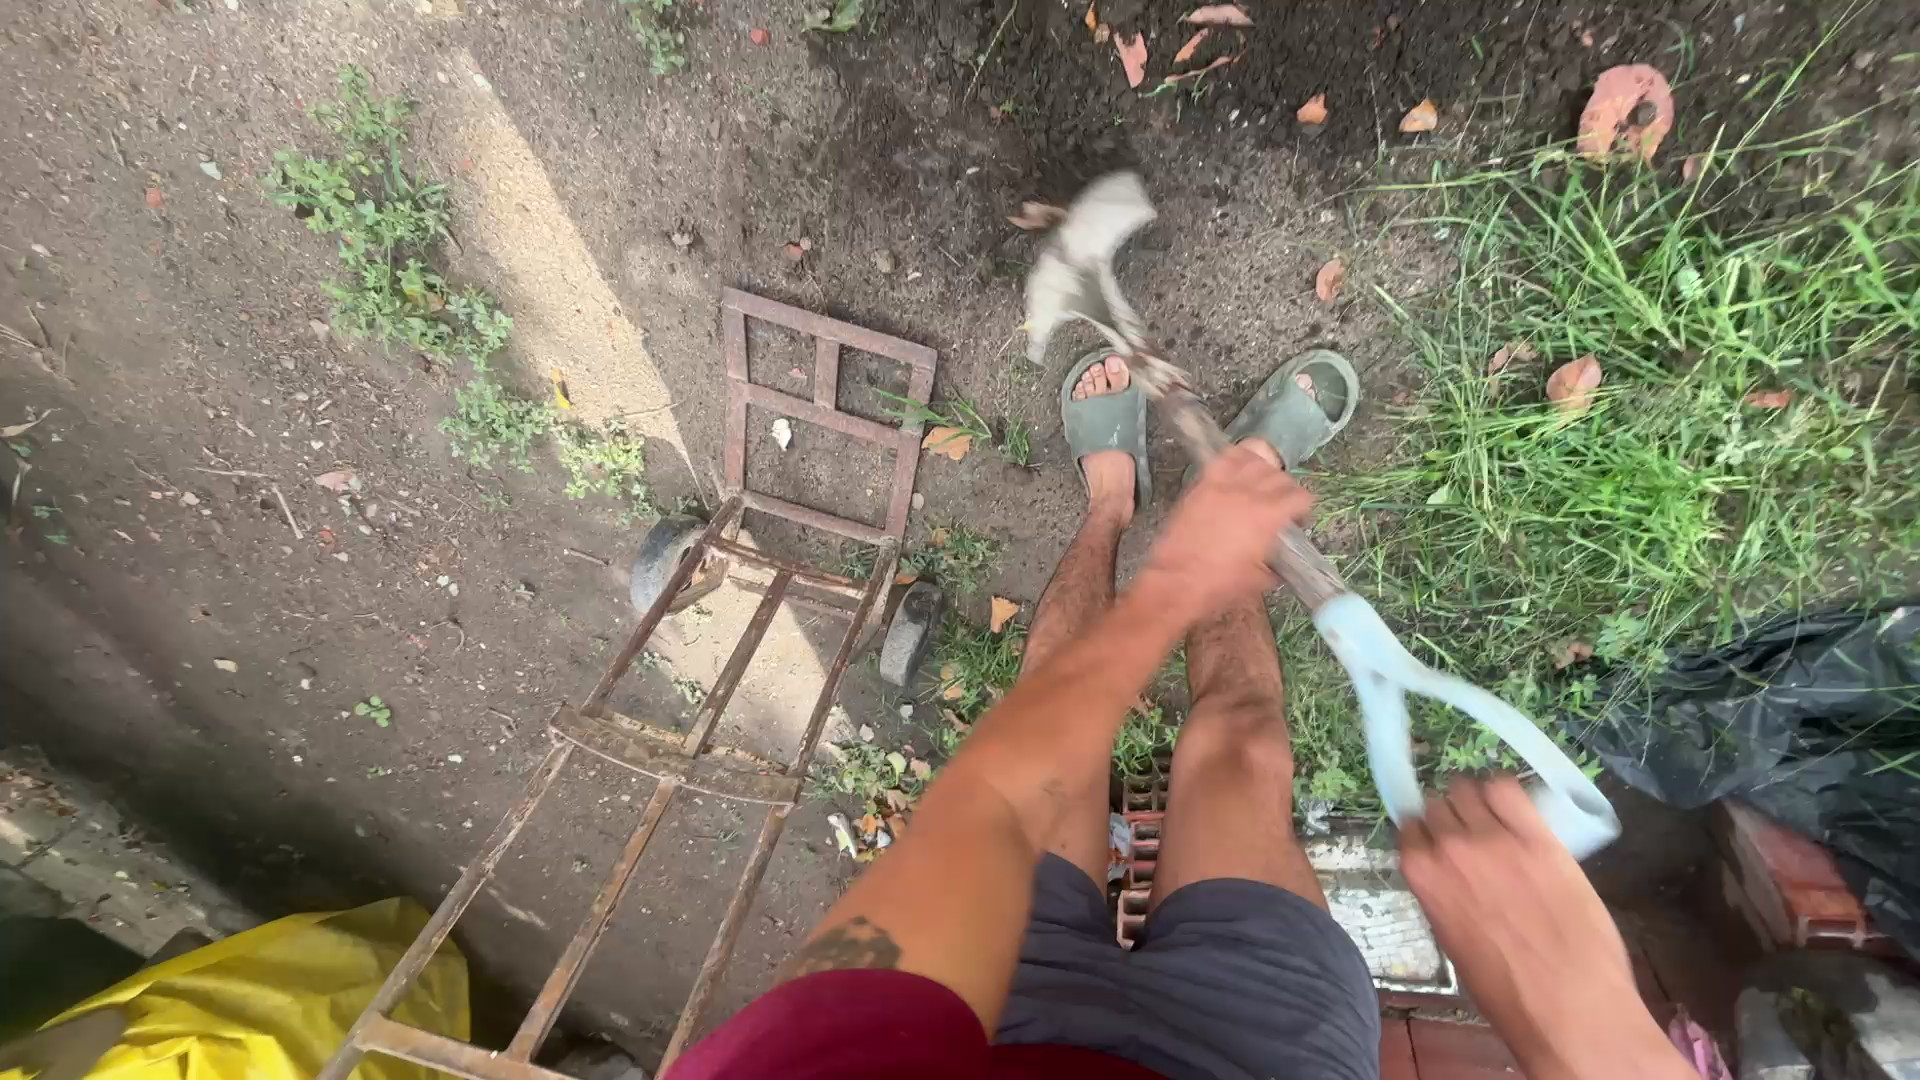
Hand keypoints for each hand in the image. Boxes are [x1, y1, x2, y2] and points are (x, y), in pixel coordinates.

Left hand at [1136, 441, 1311, 623]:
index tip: (1295, 521)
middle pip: (1280, 476)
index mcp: (1269, 517)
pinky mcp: (1201, 485)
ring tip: (1259, 484)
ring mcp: (1223, 485)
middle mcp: (1249, 494)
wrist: (1176, 580)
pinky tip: (1237, 470)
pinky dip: (1236, 458)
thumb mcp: (1260, 580)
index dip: (1302, 508)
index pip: (1301, 495)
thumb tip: (1278, 559)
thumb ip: (1276, 562)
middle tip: (1277, 506)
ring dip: (1263, 469)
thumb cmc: (1219, 585)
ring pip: (1255, 459)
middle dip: (1285, 491)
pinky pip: (1223, 458)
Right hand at [1400, 777, 1692, 1079]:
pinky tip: (1514, 808)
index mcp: (1420, 872)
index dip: (1427, 835)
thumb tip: (1446, 869)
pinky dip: (1503, 791)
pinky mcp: (1538, 839)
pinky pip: (1506, 789)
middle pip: (1437, 804)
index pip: (1410, 825)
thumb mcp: (1450, 935)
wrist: (1574, 1014)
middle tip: (1473, 836)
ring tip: (1496, 820)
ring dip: (1475, 801)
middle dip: (1451, 818)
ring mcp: (1493, 839)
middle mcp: (1448, 846)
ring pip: (1467, 789)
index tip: (1442, 844)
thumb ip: (1441, 890)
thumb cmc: (1506, 989)